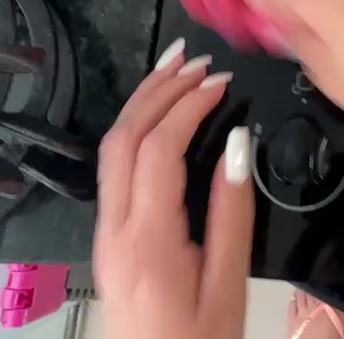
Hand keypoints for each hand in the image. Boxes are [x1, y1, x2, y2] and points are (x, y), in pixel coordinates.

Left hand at [94, 45, 253, 338]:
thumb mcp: (228, 286)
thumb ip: (232, 212)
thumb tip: (238, 144)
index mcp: (147, 242)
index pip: (159, 148)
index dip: (189, 104)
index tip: (222, 81)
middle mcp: (115, 230)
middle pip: (123, 137)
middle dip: (159, 87)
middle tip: (195, 58)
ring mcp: (104, 233)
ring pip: (111, 148)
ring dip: (143, 100)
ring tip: (174, 67)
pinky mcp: (107, 237)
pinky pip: (113, 165)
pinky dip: (137, 125)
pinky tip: (159, 111)